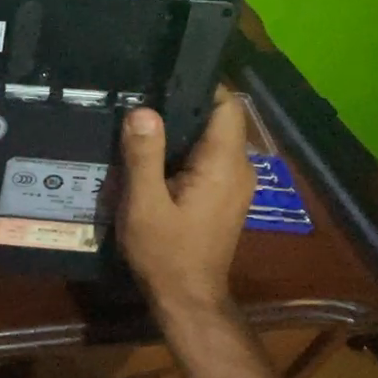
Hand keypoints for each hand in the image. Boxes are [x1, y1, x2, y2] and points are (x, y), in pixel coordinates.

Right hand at [118, 87, 255, 315]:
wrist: (187, 298)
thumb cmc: (165, 252)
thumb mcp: (144, 204)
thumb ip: (144, 156)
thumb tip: (143, 110)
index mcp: (224, 164)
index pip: (226, 106)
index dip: (199, 86)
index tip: (161, 78)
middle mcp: (238, 168)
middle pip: (218, 118)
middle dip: (181, 104)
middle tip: (139, 96)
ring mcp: (234, 183)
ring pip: (211, 137)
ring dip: (179, 127)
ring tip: (139, 120)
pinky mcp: (223, 194)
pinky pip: (207, 156)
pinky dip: (182, 148)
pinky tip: (150, 153)